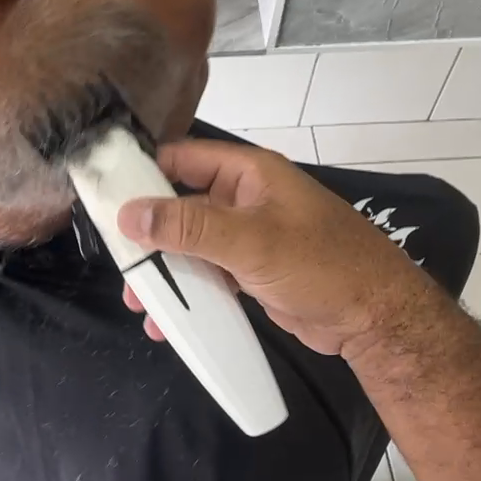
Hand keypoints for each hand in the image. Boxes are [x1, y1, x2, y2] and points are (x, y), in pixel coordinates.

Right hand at [116, 139, 441, 360]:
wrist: (375, 320)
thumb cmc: (321, 265)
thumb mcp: (251, 241)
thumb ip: (188, 227)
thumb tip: (128, 214)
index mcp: (248, 175)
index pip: (183, 160)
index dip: (144, 173)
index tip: (106, 197)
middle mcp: (244, 200)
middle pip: (180, 209)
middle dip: (149, 238)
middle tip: (121, 267)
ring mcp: (247, 238)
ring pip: (191, 247)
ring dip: (164, 273)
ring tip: (139, 304)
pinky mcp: (251, 273)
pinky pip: (208, 275)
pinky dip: (187, 294)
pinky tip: (168, 321)